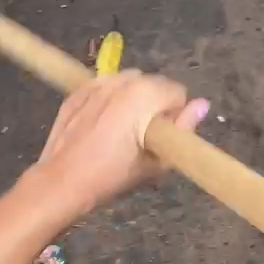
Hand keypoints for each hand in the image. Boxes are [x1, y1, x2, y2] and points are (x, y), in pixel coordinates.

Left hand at [29, 71, 207, 212]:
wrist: (61, 182)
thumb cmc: (109, 176)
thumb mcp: (153, 162)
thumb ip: (182, 130)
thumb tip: (202, 105)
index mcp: (144, 94)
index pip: (178, 93)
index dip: (173, 117)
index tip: (159, 139)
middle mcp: (122, 80)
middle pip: (153, 85)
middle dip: (153, 106)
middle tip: (138, 138)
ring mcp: (97, 83)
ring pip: (129, 84)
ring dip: (131, 101)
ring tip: (118, 132)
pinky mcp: (77, 91)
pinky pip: (104, 88)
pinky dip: (108, 101)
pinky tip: (99, 126)